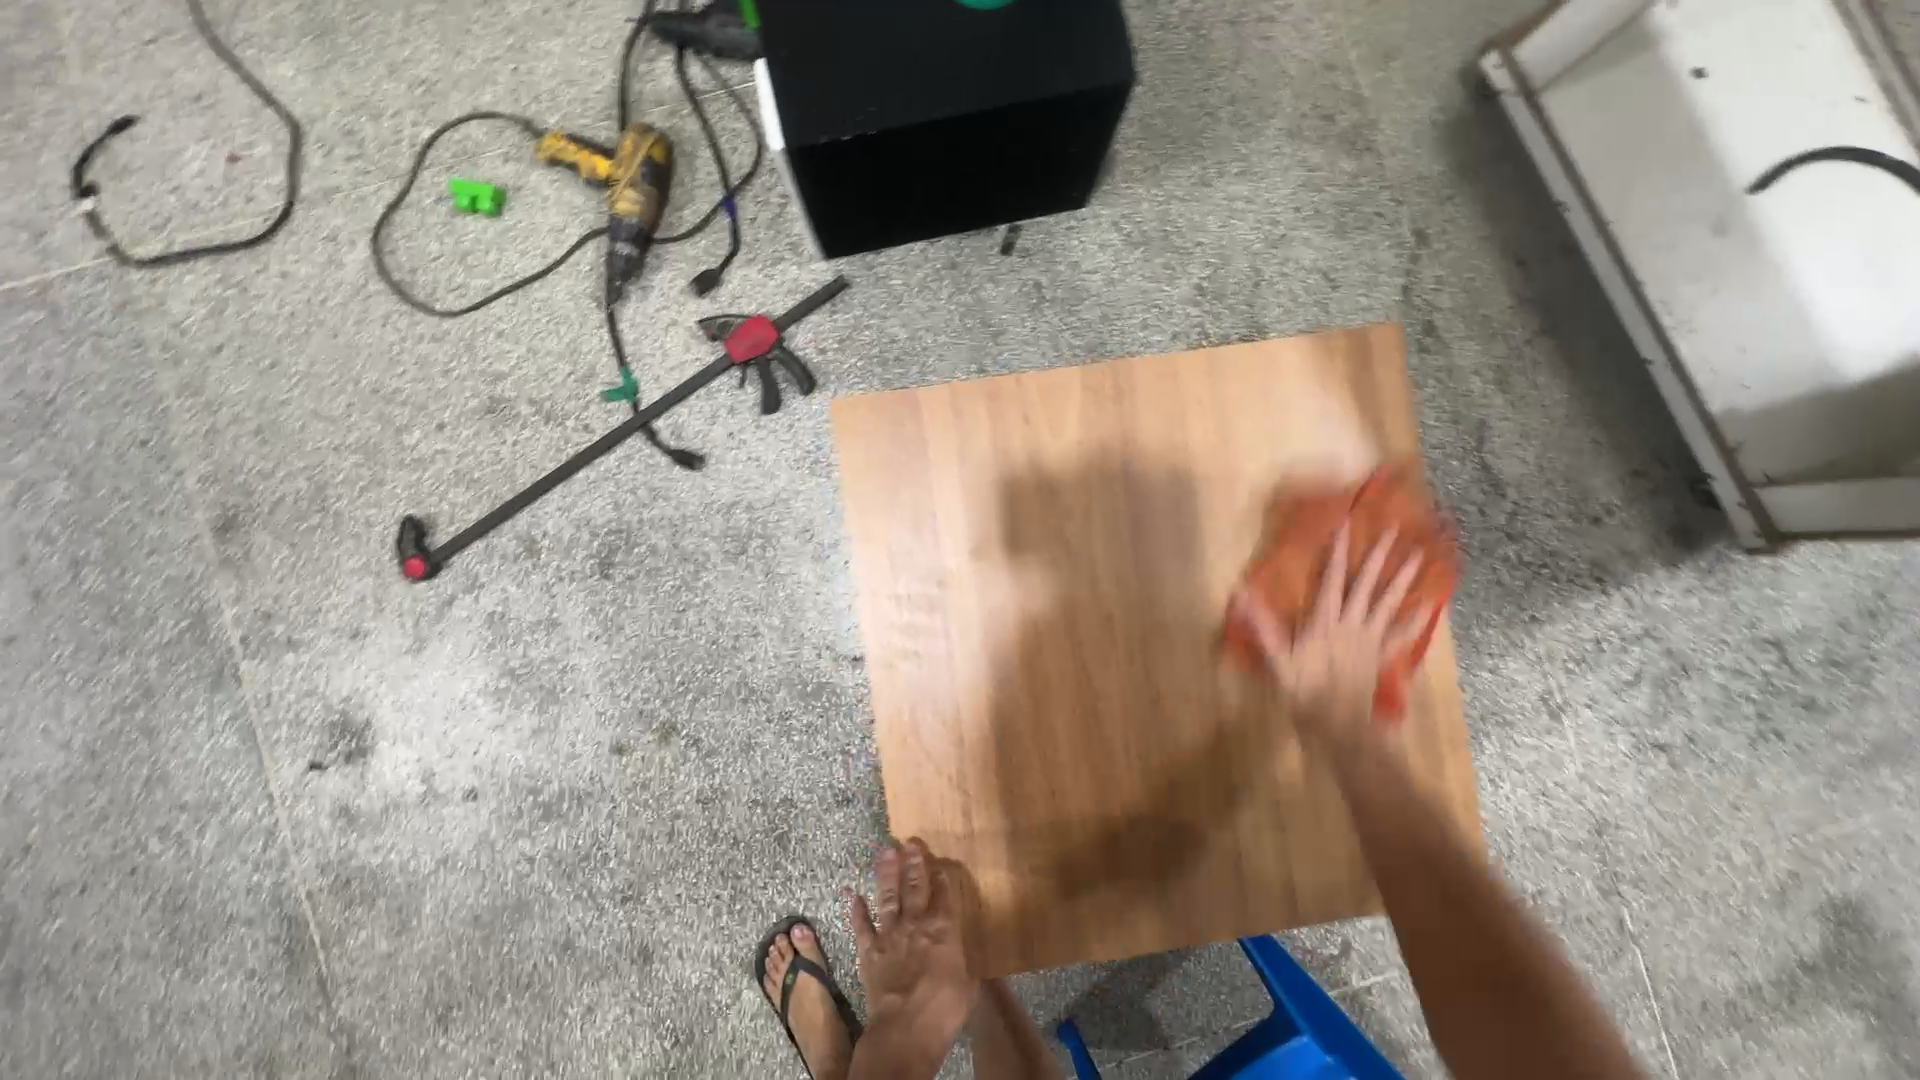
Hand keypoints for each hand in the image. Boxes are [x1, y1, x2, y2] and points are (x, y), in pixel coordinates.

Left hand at [847, 839, 977, 1057]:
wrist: (905, 1027)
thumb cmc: (944, 1009)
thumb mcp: (967, 986)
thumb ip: (963, 966)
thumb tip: (965, 963)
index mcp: (944, 930)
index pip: (944, 897)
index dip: (941, 879)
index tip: (938, 863)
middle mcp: (916, 924)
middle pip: (915, 888)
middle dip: (914, 864)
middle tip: (910, 843)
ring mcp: (890, 935)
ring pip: (888, 897)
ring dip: (887, 874)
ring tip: (886, 852)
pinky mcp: (868, 950)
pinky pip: (861, 926)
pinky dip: (856, 910)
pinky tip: (853, 895)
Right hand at [1233, 522, 1432, 757]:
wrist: (1339, 728)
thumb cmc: (1305, 694)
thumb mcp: (1278, 662)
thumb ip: (1263, 628)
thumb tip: (1242, 595)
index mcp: (1325, 622)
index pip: (1332, 580)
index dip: (1338, 552)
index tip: (1344, 524)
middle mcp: (1352, 625)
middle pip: (1367, 586)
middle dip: (1378, 557)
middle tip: (1392, 530)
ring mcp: (1370, 641)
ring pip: (1390, 604)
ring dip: (1404, 579)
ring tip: (1418, 556)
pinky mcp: (1381, 657)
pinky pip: (1401, 635)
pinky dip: (1414, 619)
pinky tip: (1428, 605)